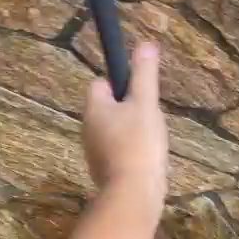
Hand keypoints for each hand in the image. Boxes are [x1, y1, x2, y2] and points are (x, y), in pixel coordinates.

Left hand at [82, 41, 167, 211]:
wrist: (132, 193)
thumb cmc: (138, 143)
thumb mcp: (145, 103)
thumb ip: (144, 74)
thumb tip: (145, 44)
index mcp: (93, 109)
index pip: (99, 84)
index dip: (119, 83)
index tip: (139, 91)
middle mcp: (87, 129)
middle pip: (107, 107)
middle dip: (129, 108)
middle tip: (150, 117)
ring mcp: (94, 152)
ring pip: (114, 130)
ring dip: (132, 131)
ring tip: (151, 139)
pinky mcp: (104, 170)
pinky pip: (118, 150)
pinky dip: (131, 150)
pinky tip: (147, 157)